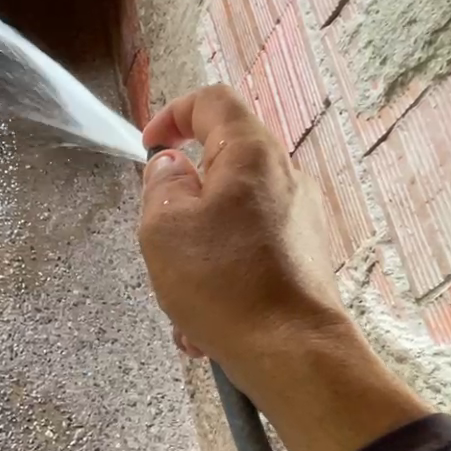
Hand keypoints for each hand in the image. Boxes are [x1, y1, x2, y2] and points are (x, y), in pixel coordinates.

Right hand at [138, 85, 347, 376]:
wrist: (289, 349)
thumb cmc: (221, 283)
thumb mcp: (163, 229)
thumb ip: (160, 186)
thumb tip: (170, 167)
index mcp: (249, 154)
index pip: (211, 101)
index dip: (172, 114)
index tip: (148, 147)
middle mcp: (283, 175)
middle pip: (220, 162)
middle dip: (180, 197)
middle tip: (158, 235)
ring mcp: (298, 215)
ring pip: (228, 214)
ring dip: (194, 247)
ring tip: (180, 293)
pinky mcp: (302, 253)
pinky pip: (246, 249)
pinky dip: (217, 273)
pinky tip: (203, 319)